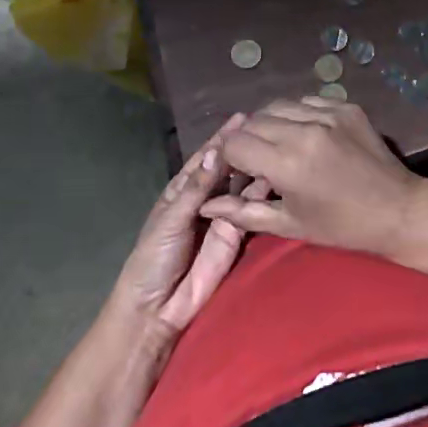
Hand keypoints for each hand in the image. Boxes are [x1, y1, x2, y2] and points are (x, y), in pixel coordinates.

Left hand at [111, 115, 265, 340]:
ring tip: (274, 147)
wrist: (159, 308)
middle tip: (266, 128)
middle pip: (226, 170)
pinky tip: (274, 177)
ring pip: (241, 187)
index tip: (241, 118)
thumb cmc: (153, 258)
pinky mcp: (236, 236)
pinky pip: (249, 211)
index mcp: (182, 191)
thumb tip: (215, 153)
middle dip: (242, 150)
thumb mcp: (171, 219)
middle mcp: (205, 199)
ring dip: (254, 169)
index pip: (204, 160)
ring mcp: (222, 217)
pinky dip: (260, 195)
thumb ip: (196, 189)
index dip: (221, 139)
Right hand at [199, 98, 423, 259]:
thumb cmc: (343, 226)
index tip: (238, 173)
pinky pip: (307, 101)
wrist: (398, 210)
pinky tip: (304, 135)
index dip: (229, 158)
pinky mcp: (346, 106)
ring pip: (278, 106)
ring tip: (279, 146)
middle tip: (257, 162)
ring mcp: (328, 114)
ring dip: (270, 124)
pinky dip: (297, 115)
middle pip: (252, 121)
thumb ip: (244, 212)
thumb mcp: (291, 224)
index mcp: (287, 164)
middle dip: (247, 140)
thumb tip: (207, 204)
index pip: (235, 143)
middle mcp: (304, 131)